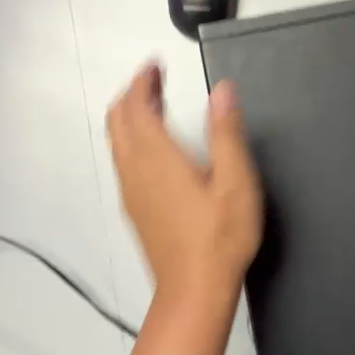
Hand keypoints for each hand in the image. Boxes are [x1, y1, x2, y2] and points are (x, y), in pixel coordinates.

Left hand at [106, 64, 262, 302]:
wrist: (194, 290)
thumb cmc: (221, 236)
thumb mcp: (236, 181)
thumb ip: (227, 132)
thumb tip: (223, 89)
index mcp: (157, 157)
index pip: (136, 107)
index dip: (143, 81)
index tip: (156, 64)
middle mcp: (135, 170)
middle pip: (118, 121)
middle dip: (133, 94)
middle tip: (157, 79)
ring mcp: (131, 191)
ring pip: (117, 141)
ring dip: (130, 116)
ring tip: (156, 104)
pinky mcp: (135, 209)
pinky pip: (123, 160)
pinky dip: (132, 138)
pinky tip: (156, 146)